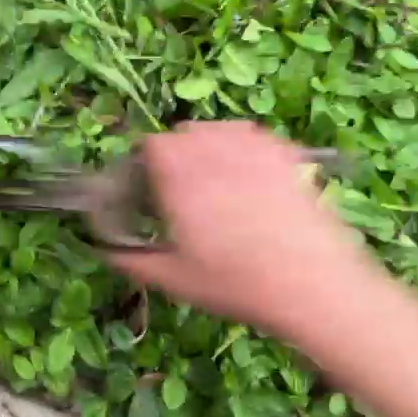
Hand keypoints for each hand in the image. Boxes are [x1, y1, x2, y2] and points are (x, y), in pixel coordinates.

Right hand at [105, 122, 388, 338]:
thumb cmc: (235, 283)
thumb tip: (102, 251)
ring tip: (206, 168)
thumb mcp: (173, 279)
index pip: (152, 145)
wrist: (315, 288)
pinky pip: (258, 136)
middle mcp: (216, 157)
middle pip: (185, 132)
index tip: (142, 180)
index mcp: (181, 179)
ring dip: (206, 142)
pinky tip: (243, 165)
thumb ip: (131, 261)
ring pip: (220, 129)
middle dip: (173, 150)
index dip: (143, 159)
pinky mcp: (291, 161)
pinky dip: (243, 143)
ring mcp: (257, 155)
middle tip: (172, 180)